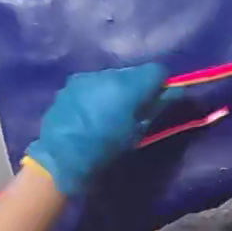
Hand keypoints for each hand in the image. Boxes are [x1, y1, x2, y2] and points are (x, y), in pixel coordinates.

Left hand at [24, 64, 170, 195]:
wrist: (59, 159)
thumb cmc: (104, 152)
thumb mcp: (136, 133)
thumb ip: (155, 108)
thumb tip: (172, 93)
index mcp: (127, 86)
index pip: (156, 70)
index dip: (160, 83)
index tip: (159, 98)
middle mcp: (107, 74)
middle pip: (132, 73)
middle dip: (136, 87)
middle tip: (134, 109)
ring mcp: (86, 77)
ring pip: (111, 77)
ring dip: (115, 89)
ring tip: (110, 112)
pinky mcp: (69, 84)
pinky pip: (92, 83)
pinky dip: (97, 93)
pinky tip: (91, 112)